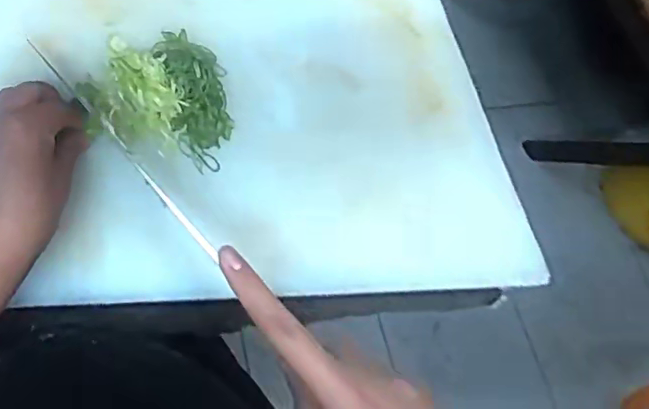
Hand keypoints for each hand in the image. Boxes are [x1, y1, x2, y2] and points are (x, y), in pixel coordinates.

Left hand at [0, 82, 87, 281]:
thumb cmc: (29, 216)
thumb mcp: (59, 184)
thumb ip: (69, 151)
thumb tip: (78, 134)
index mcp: (28, 123)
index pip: (58, 108)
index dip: (75, 117)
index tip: (84, 130)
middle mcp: (4, 115)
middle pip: (31, 91)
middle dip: (51, 100)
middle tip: (65, 123)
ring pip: (10, 96)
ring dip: (29, 101)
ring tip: (45, 127)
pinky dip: (13, 111)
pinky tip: (24, 137)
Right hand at [220, 246, 431, 408]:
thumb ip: (304, 400)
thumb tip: (297, 382)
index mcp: (348, 398)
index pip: (289, 336)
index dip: (256, 296)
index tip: (229, 254)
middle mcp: (377, 383)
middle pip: (320, 357)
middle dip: (309, 378)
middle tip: (310, 406)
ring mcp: (405, 390)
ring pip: (348, 370)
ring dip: (339, 390)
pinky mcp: (420, 397)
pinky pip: (376, 385)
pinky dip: (364, 399)